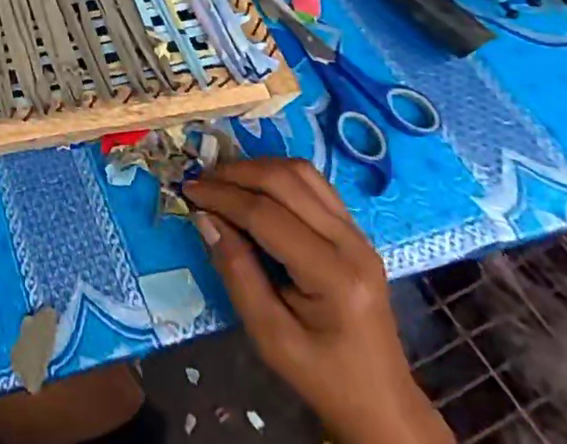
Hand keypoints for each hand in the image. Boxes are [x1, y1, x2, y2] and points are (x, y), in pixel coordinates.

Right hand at [183, 160, 452, 443]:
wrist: (379, 399)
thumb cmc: (321, 374)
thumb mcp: (269, 335)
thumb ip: (237, 272)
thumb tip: (205, 218)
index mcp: (335, 276)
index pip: (267, 215)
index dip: (222, 197)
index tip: (187, 191)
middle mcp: (352, 244)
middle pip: (286, 181)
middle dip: (236, 174)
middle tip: (200, 181)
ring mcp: (358, 233)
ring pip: (302, 173)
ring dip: (256, 168)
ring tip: (222, 180)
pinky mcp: (355, 230)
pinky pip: (313, 184)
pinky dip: (277, 176)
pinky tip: (253, 188)